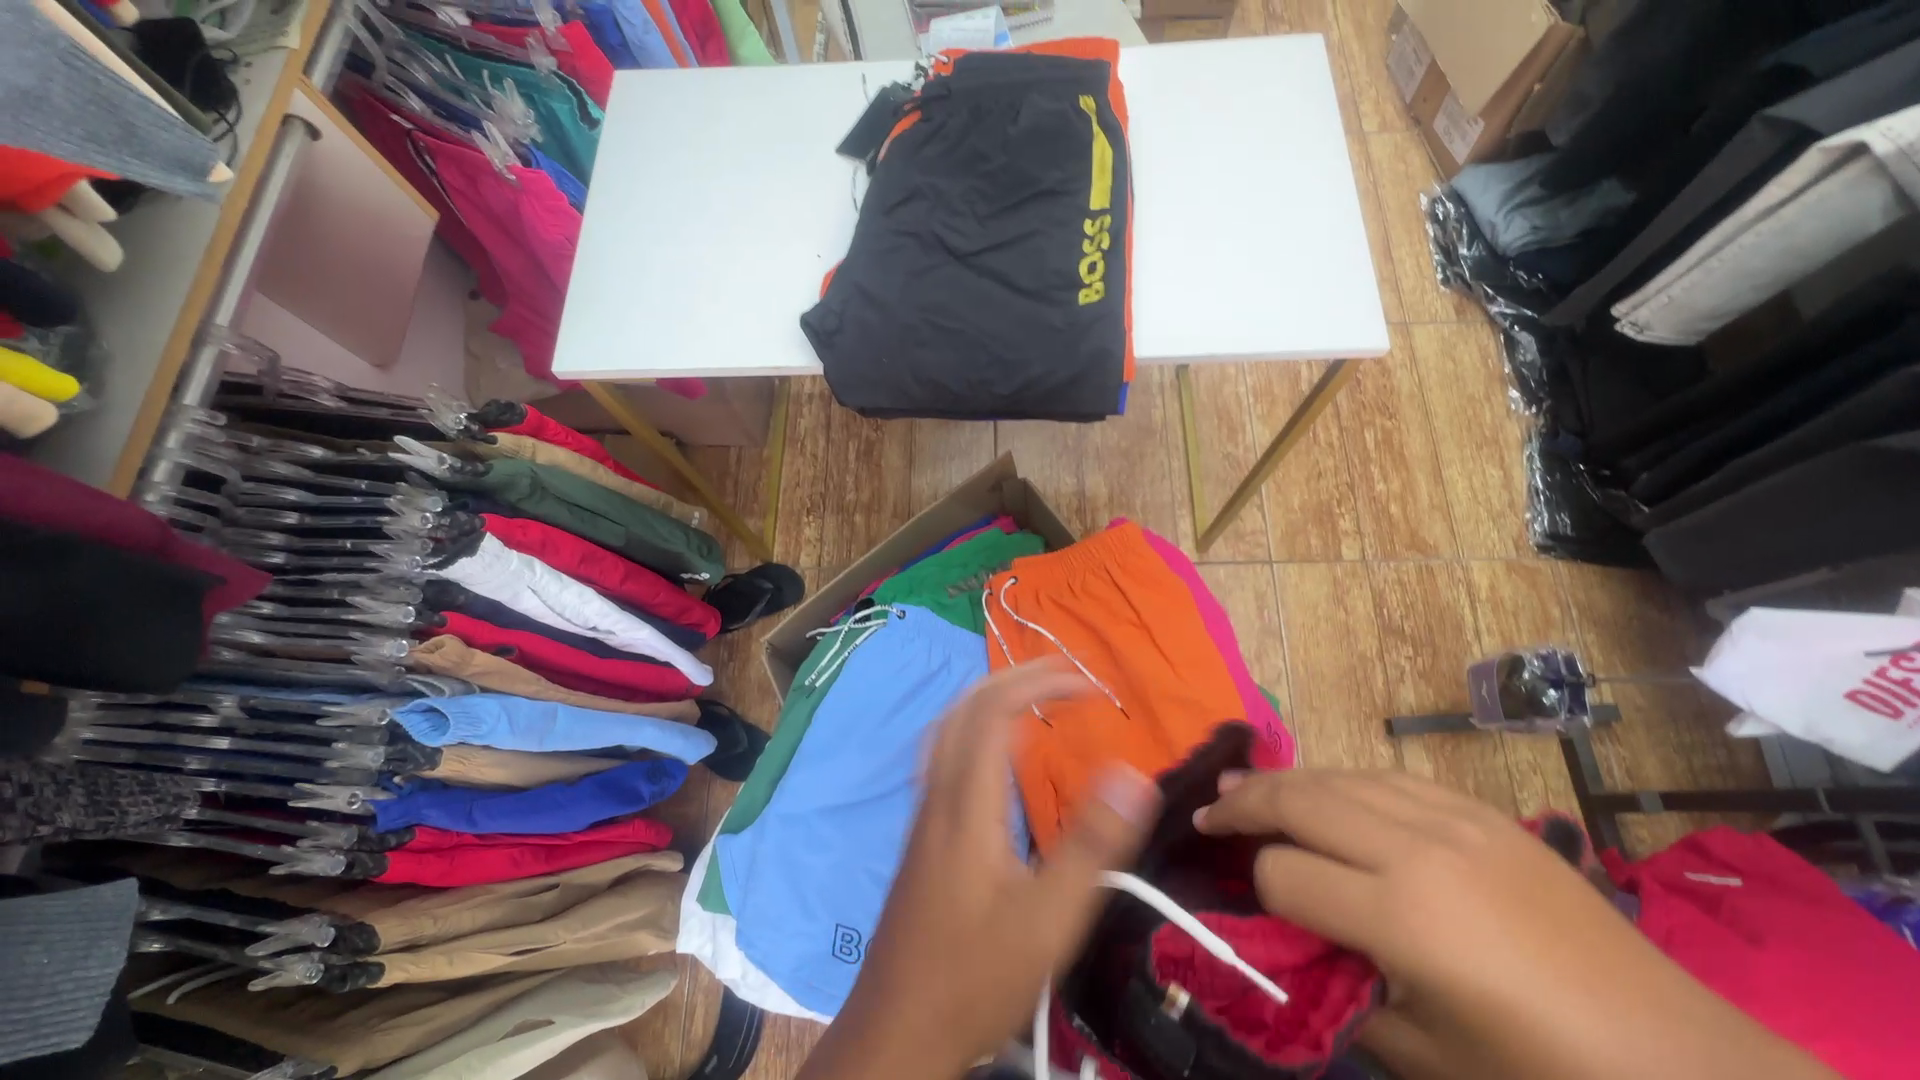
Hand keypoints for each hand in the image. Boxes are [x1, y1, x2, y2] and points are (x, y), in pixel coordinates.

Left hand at [797, 662, 1159, 1079]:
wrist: (897, 1030)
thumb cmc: (975, 976)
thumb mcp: (1048, 919)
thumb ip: (1092, 846)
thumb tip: (1133, 773)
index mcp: (967, 806)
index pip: (994, 712)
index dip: (1040, 683)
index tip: (1090, 685)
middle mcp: (937, 799)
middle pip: (963, 711)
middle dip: (1014, 679)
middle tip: (1065, 676)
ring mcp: (922, 821)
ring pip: (945, 733)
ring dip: (988, 701)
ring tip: (1032, 698)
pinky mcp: (920, 844)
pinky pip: (942, 760)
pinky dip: (973, 733)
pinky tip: (993, 762)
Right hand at [1194, 769, 1836, 1079]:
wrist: (1673, 1056)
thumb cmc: (1537, 1071)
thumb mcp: (1419, 1053)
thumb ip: (1337, 989)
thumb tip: (1287, 947)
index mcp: (1401, 916)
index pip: (1285, 874)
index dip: (1259, 892)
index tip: (1254, 912)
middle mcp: (1420, 849)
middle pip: (1303, 801)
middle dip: (1245, 805)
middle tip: (1205, 811)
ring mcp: (1459, 822)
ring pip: (1344, 777)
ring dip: (1288, 780)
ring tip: (1245, 785)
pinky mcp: (1489, 816)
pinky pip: (1396, 778)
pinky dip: (1348, 780)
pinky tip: (1332, 790)